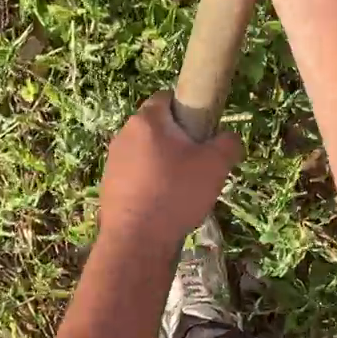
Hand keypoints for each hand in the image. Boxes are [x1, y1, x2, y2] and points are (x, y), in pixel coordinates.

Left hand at [99, 94, 242, 253]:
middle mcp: (123, 136)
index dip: (188, 109)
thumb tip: (227, 139)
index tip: (202, 131)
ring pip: (146, 153)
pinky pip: (136, 176)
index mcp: (146, 121)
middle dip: (177, 140)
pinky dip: (150, 183)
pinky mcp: (108, 186)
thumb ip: (228, 143)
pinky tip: (164, 204)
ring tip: (182, 188)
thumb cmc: (176, 193)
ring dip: (163, 164)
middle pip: (156, 128)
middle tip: (197, 162)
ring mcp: (112, 162)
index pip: (167, 98)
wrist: (136, 239)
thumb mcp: (216, 164)